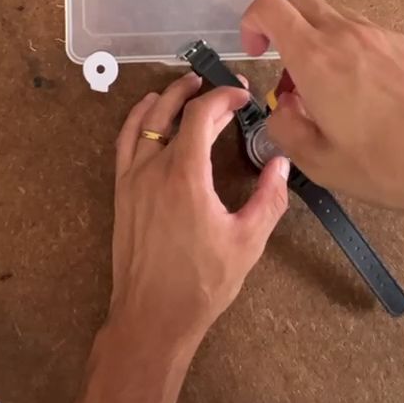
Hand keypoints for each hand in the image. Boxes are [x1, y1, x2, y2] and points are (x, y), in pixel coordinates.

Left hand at [106, 72, 290, 345]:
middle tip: (222, 88)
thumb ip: (269, 198)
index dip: (222, 96)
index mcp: (185, 174)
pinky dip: (137, 118)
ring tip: (188, 86)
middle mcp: (154, 166)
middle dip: (200, 92)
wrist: (152, 316)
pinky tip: (148, 111)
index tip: (242, 95)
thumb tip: (281, 164)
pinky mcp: (121, 189)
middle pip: (173, 111)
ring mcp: (132, 176)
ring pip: (145, 119)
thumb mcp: (247, 242)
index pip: (201, 114)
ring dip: (168, 98)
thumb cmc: (202, 283)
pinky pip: (125, 140)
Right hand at [239, 0, 403, 223]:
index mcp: (317, 57)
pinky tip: (371, 96)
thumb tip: (283, 108)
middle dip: (282, 26)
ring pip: (335, 16)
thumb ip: (286, 130)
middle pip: (300, 1)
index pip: (269, 6)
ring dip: (318, 40)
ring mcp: (382, 34)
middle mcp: (346, 33)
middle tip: (289, 72)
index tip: (256, 53)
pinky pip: (367, 33)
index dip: (251, 22)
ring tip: (331, 90)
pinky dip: (351, 50)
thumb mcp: (323, 165)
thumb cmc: (393, 166)